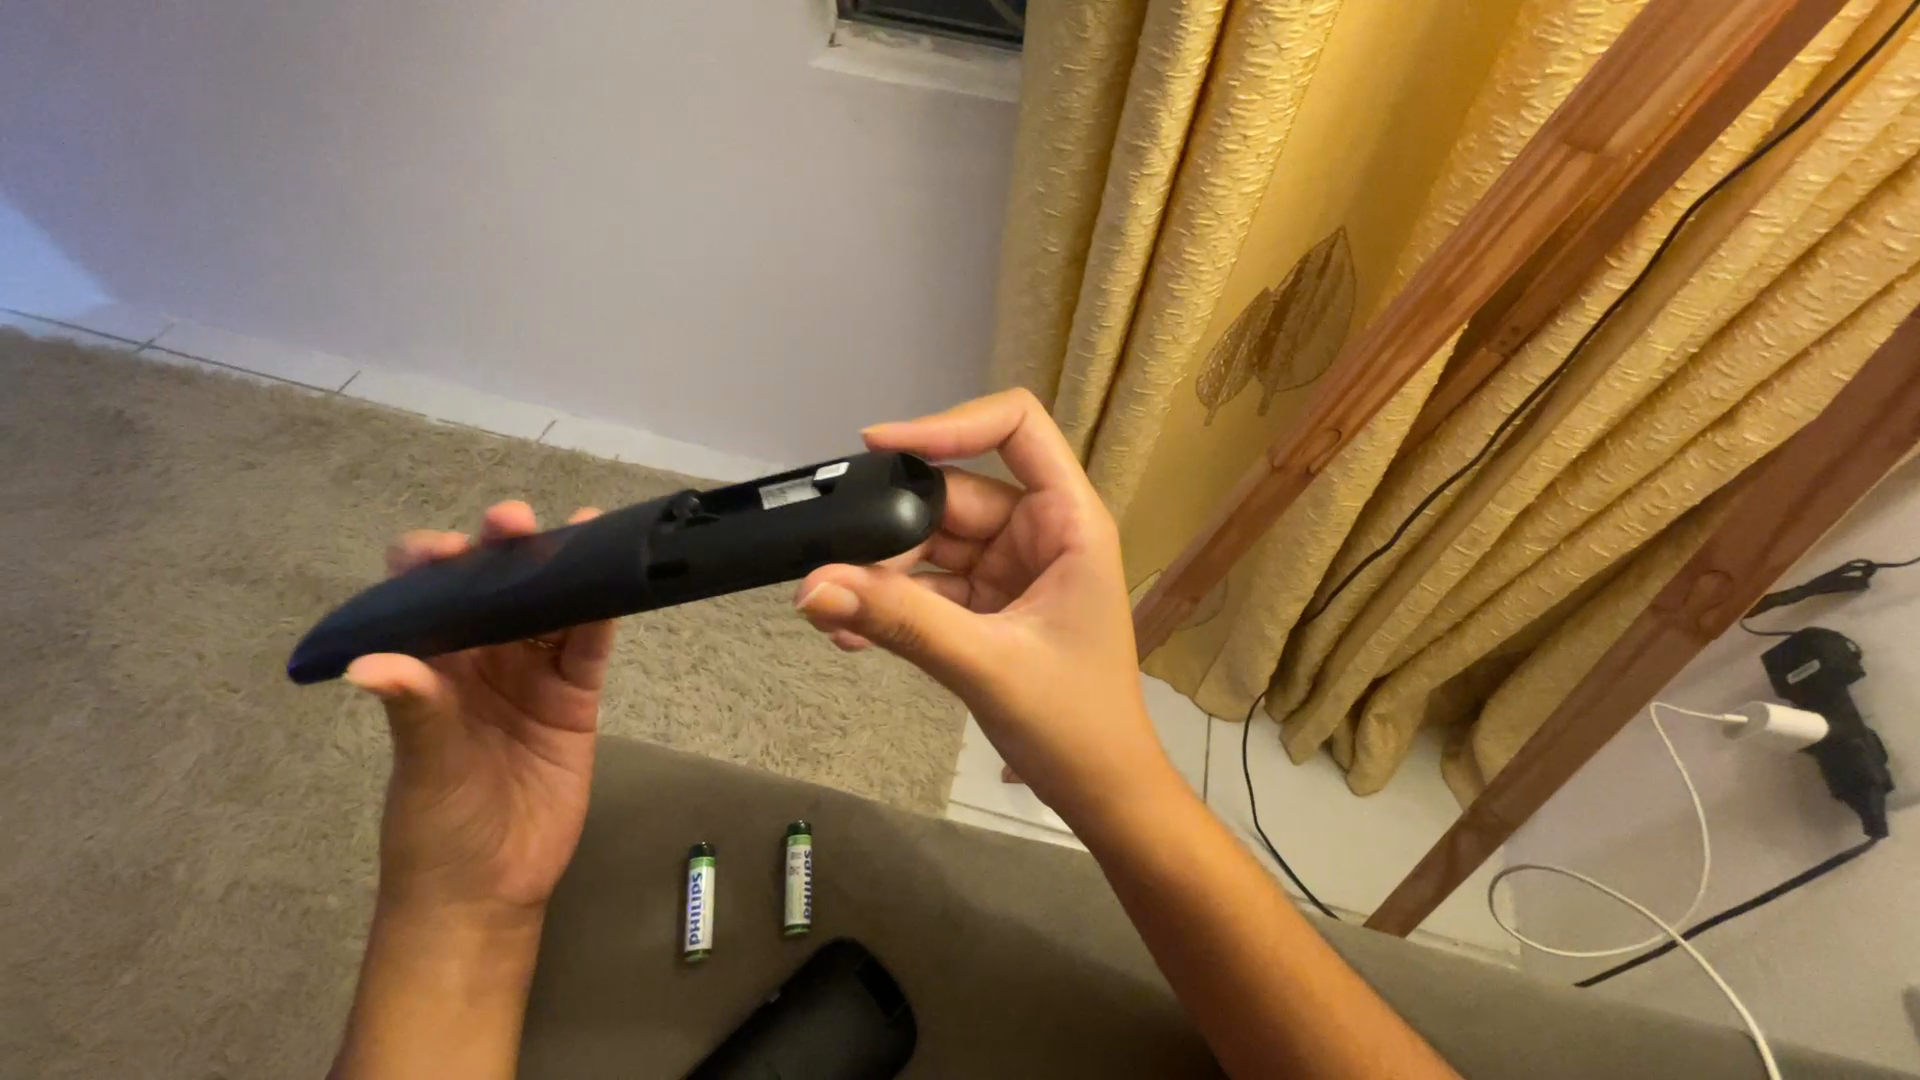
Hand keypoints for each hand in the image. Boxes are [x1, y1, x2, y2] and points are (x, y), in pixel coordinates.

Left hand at [343, 500, 615, 917]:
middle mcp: (483, 660)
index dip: (434, 565)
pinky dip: (603, 615)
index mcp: (432, 667)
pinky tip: (614, 583)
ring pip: (552, 610)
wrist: (491, 888)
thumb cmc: (438, 828)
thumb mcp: (424, 768)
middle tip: (517, 521)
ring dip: (564, 572)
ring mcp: (533, 676)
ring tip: (584, 529)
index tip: (450, 547)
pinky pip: (590, 647)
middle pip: (497, 592)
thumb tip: (369, 664)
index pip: (425, 599)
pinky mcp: (575, 697)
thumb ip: (415, 710)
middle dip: (506, 552)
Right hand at [793, 389, 1173, 816]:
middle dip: (893, 532)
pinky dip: (894, 604)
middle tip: (836, 574)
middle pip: (953, 495)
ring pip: (933, 543)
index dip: (949, 424)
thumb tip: (813, 588)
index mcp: (1068, 521)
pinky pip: (931, 587)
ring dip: (882, 575)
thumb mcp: (986, 663)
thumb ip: (901, 621)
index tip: (879, 447)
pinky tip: (852, 633)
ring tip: (833, 614)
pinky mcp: (989, 604)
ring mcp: (1012, 568)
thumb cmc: (1073, 723)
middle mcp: (1040, 532)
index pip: (1016, 427)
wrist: (1101, 790)